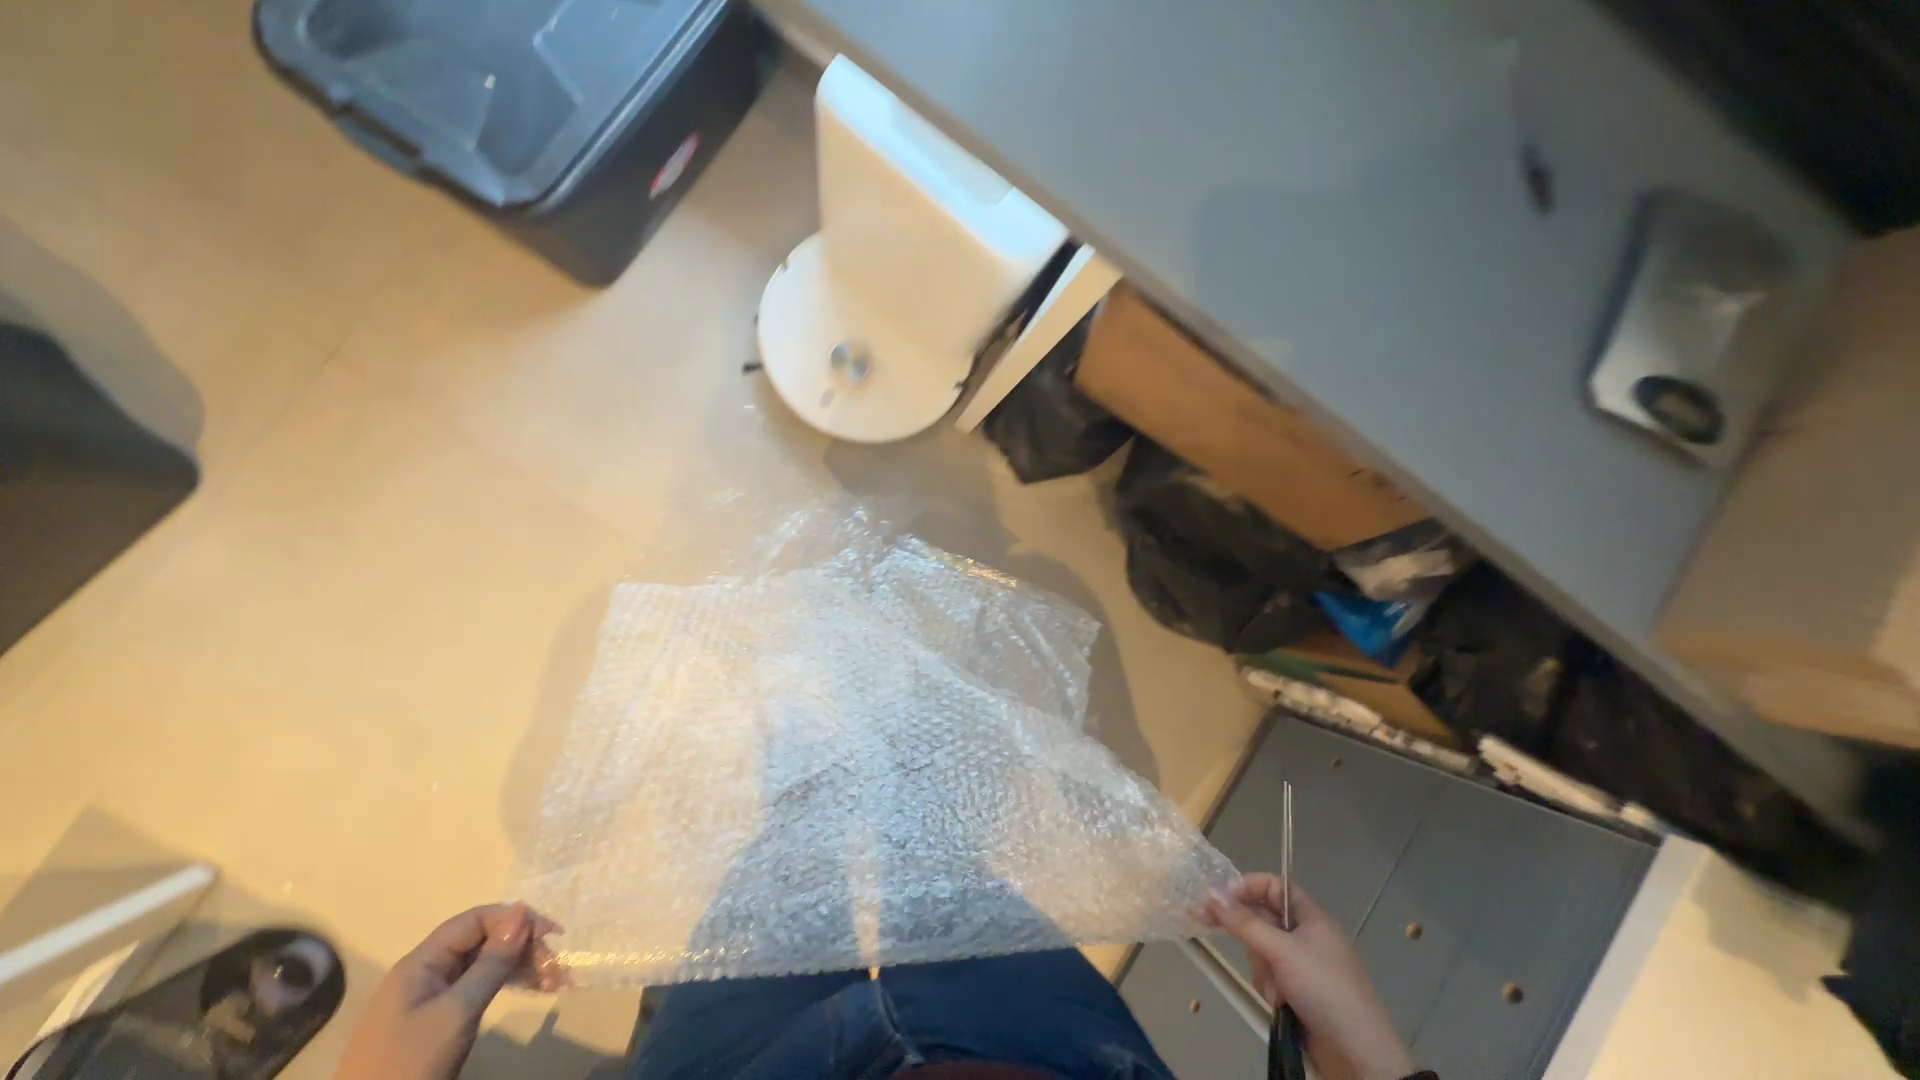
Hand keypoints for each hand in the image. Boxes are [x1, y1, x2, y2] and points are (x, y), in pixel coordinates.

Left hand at [334, 903, 566, 1079]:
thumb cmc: (410, 1065)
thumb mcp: (457, 1012)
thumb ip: (491, 962)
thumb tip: (522, 912)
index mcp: (421, 963)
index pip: (474, 921)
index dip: (514, 920)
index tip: (552, 935)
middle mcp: (426, 973)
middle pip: (481, 941)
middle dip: (522, 946)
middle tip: (556, 966)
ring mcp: (432, 998)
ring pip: (484, 965)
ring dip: (520, 966)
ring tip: (554, 981)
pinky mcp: (439, 1021)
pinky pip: (479, 988)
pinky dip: (508, 985)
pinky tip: (533, 990)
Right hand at [1199, 877, 1415, 1079]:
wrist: (1357, 1052)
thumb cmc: (1322, 988)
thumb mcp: (1280, 951)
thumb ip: (1243, 922)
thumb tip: (1210, 892)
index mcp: (1311, 917)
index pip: (1273, 886)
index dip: (1246, 887)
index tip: (1219, 900)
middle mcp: (1307, 936)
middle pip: (1263, 919)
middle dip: (1250, 936)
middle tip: (1217, 932)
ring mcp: (1303, 965)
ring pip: (1262, 951)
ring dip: (1262, 969)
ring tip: (1275, 991)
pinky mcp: (1299, 990)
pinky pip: (1270, 976)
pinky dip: (1269, 987)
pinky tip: (1280, 1003)